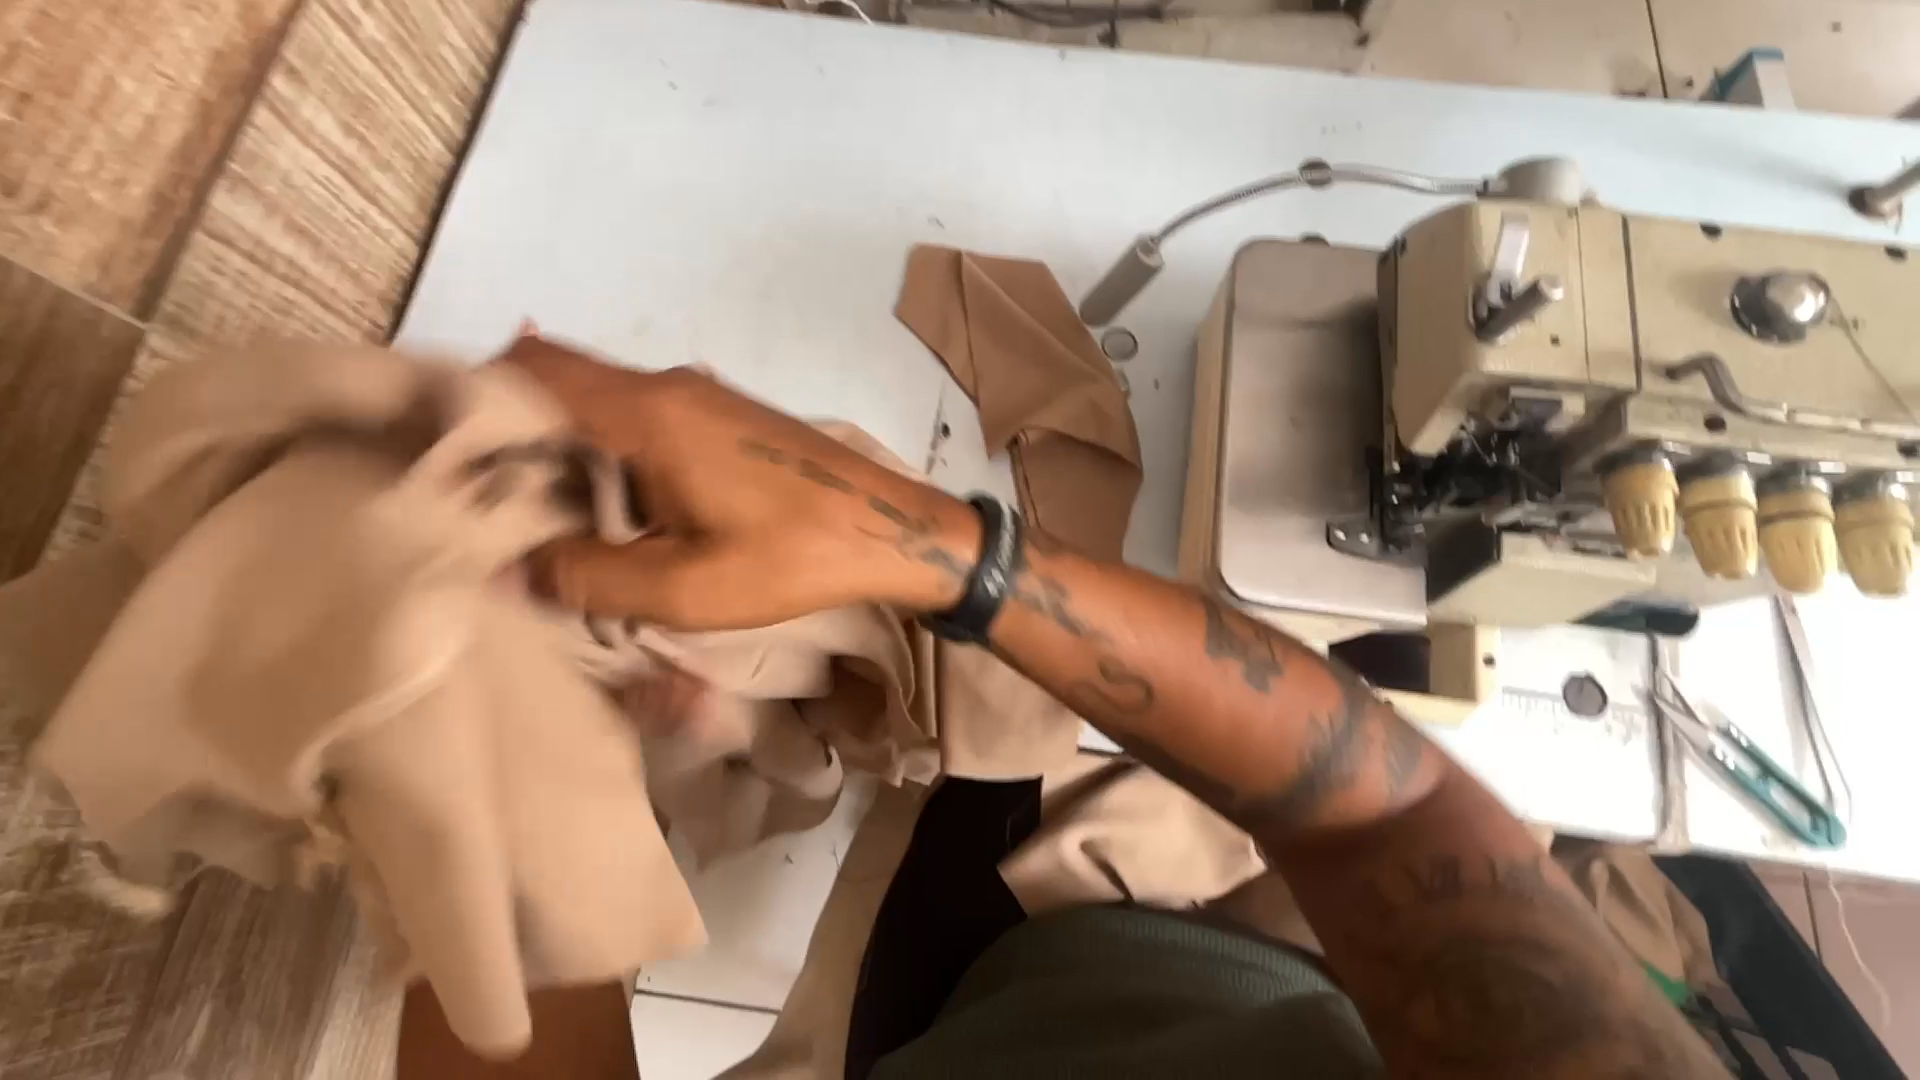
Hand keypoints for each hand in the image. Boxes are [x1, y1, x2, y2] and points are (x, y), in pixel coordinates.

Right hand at [499, 336, 980, 628]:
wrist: (889, 529)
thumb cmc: (790, 556)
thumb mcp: (684, 586)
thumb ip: (587, 575)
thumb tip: (510, 569)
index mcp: (647, 412)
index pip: (530, 368)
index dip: (475, 401)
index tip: (447, 459)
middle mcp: (668, 386)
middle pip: (560, 381)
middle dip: (515, 431)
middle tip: (487, 499)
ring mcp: (703, 396)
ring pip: (603, 401)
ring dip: (566, 445)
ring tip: (542, 512)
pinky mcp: (727, 418)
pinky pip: (644, 418)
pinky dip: (610, 449)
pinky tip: (612, 505)